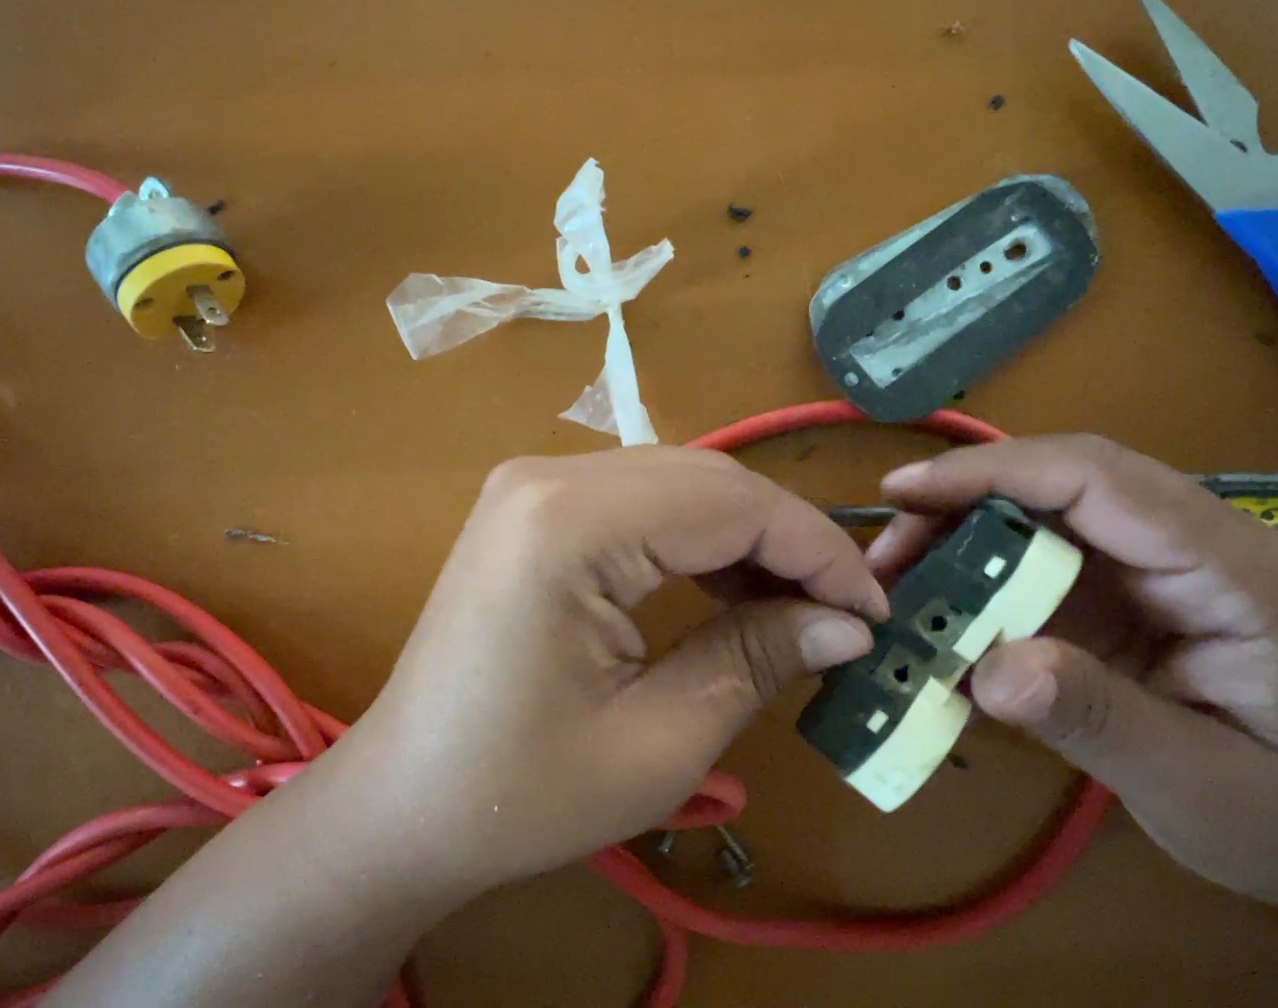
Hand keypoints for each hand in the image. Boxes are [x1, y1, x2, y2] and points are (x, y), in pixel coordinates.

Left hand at [333, 445, 888, 891]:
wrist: (403, 803)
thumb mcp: (658, 741)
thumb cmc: (521, 792)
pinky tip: (724, 588)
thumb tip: (849, 622)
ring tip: (792, 608)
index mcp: (569, 523)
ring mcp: (528, 485)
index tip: (874, 613)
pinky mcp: (526, 509)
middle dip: (784, 540)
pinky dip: (690, 538)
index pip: (731, 503)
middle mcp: (545, 476)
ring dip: (741, 536)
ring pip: (675, 482)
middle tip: (841, 614)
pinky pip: (634, 502)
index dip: (817, 552)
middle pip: (705, 479)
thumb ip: (756, 659)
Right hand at [868, 434, 1277, 927]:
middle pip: (1061, 486)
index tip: (901, 493)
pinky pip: (1043, 570)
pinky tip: (939, 620)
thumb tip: (991, 670)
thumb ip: (1100, 720)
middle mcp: (1194, 546)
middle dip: (959, 504)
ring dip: (960, 544)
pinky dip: (981, 586)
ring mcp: (1160, 570)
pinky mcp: (1131, 598)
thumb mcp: (1202, 788)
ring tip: (895, 586)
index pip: (1100, 480)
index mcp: (1234, 569)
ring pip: (1042, 521)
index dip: (993, 473)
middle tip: (881, 556)